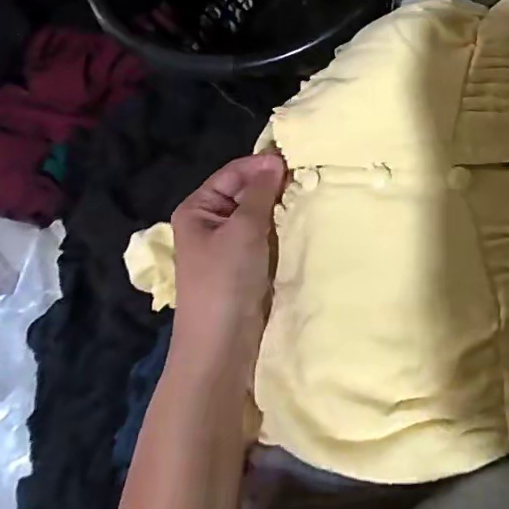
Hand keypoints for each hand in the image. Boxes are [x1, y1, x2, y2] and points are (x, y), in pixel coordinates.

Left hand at [168, 153, 287, 373]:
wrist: (220, 349)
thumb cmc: (225, 281)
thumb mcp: (243, 230)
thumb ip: (260, 192)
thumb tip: (275, 160)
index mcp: (198, 208)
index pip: (233, 172)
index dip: (261, 164)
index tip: (296, 159)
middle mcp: (209, 222)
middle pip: (245, 191)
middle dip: (273, 184)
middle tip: (309, 175)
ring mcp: (227, 245)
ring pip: (257, 214)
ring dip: (279, 207)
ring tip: (309, 195)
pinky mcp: (244, 266)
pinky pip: (264, 236)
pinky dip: (281, 228)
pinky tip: (302, 222)